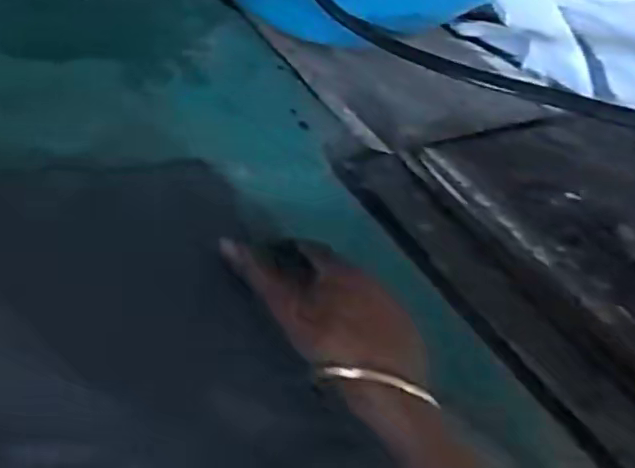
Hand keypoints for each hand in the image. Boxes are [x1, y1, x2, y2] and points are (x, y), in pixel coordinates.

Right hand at [220, 238, 424, 381]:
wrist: (386, 394)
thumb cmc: (328, 342)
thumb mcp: (285, 308)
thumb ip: (257, 273)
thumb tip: (225, 241)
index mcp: (339, 268)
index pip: (309, 247)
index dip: (289, 251)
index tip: (274, 263)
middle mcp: (369, 278)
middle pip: (334, 267)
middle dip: (314, 273)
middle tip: (294, 288)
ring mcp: (394, 305)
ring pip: (357, 289)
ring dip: (339, 293)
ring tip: (320, 310)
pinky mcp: (409, 331)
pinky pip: (376, 311)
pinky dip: (360, 313)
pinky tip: (350, 331)